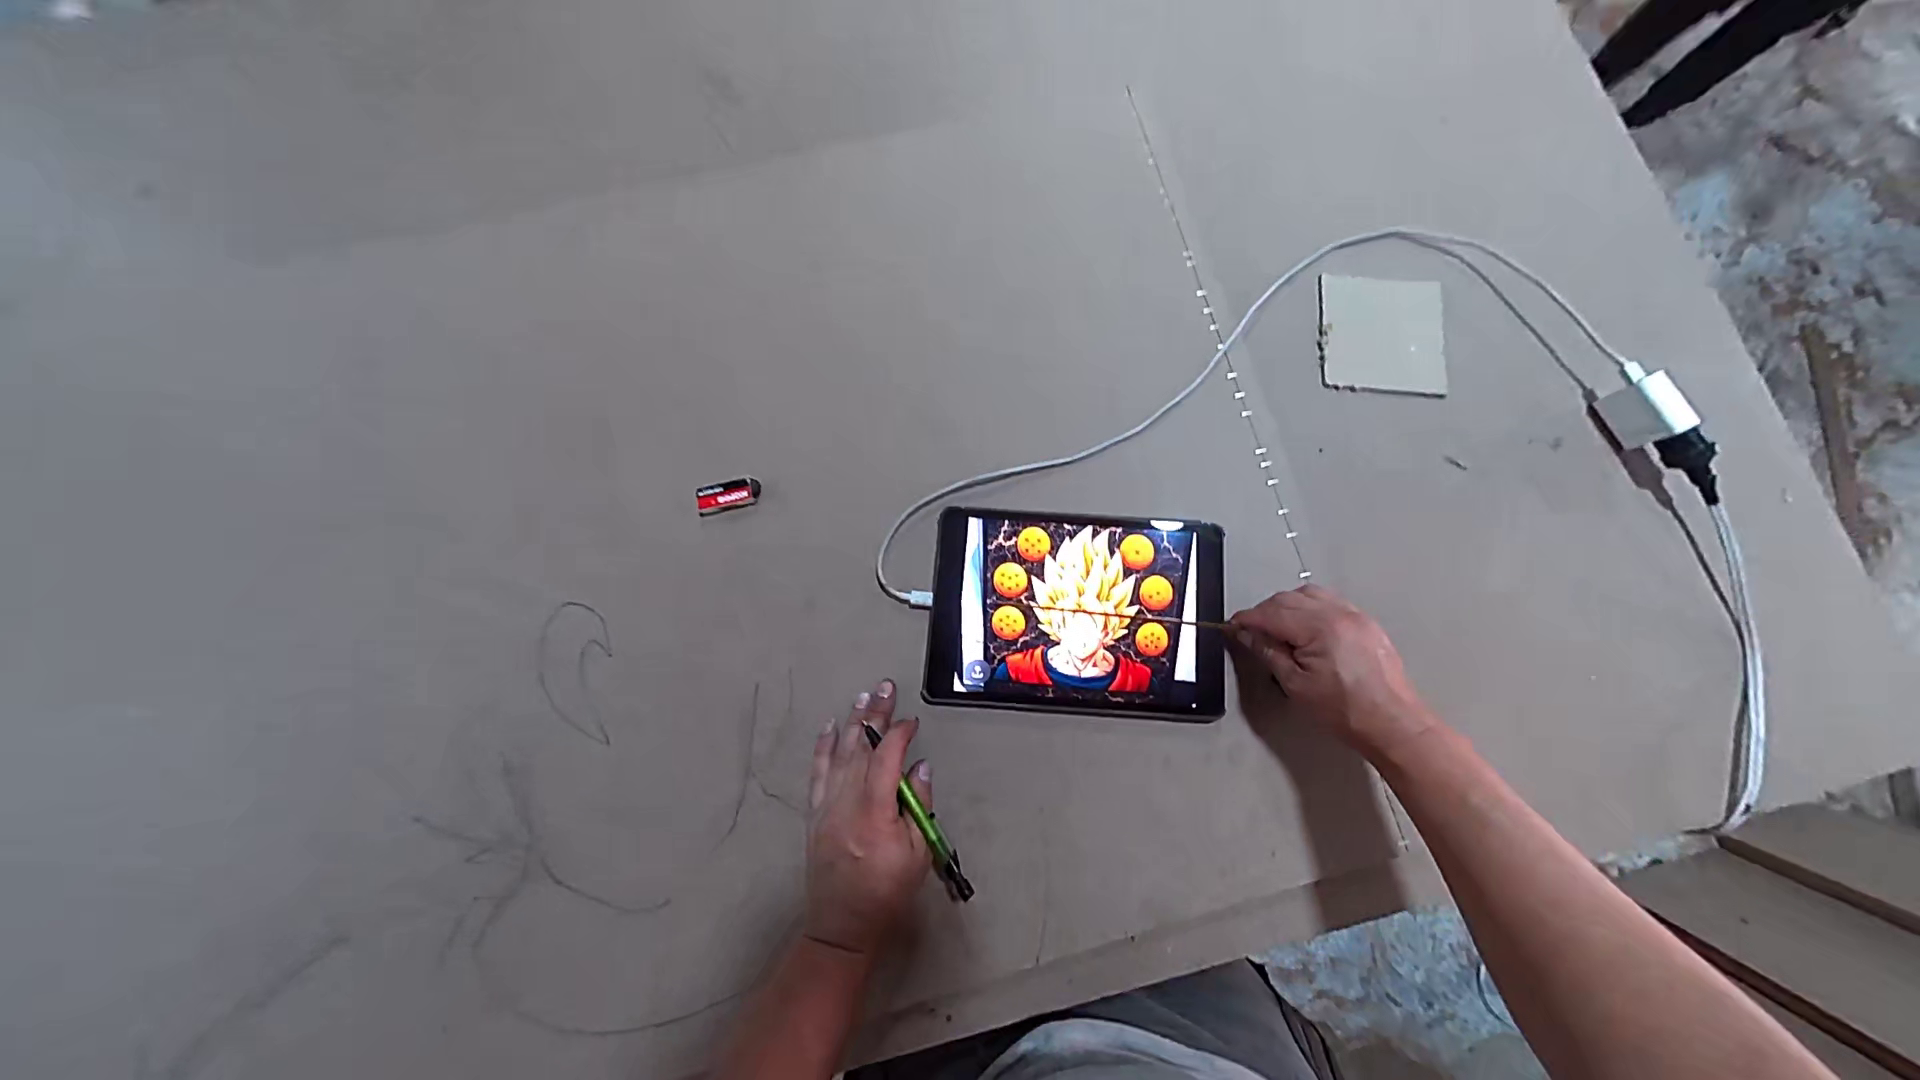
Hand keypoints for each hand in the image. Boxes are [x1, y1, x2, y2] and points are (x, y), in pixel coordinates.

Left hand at [802, 678, 932, 956]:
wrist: (841, 925)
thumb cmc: (886, 893)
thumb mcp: (917, 854)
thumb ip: (918, 804)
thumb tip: (919, 767)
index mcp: (874, 812)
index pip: (887, 759)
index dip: (899, 735)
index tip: (911, 722)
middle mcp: (847, 802)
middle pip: (862, 748)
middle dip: (875, 715)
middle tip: (884, 687)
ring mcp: (828, 806)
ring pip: (840, 754)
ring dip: (852, 723)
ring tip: (863, 697)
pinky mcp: (816, 813)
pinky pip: (818, 772)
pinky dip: (823, 748)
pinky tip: (828, 728)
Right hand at [1230, 584, 1438, 759]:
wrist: (1393, 725)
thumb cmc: (1345, 711)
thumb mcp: (1295, 684)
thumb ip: (1268, 652)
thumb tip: (1245, 634)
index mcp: (1320, 628)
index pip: (1271, 612)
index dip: (1247, 619)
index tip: (1232, 626)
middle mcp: (1339, 614)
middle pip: (1288, 598)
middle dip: (1264, 612)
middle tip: (1250, 632)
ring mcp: (1356, 617)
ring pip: (1309, 594)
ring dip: (1286, 606)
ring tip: (1276, 629)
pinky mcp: (1366, 624)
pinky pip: (1330, 602)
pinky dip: (1310, 608)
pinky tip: (1304, 628)